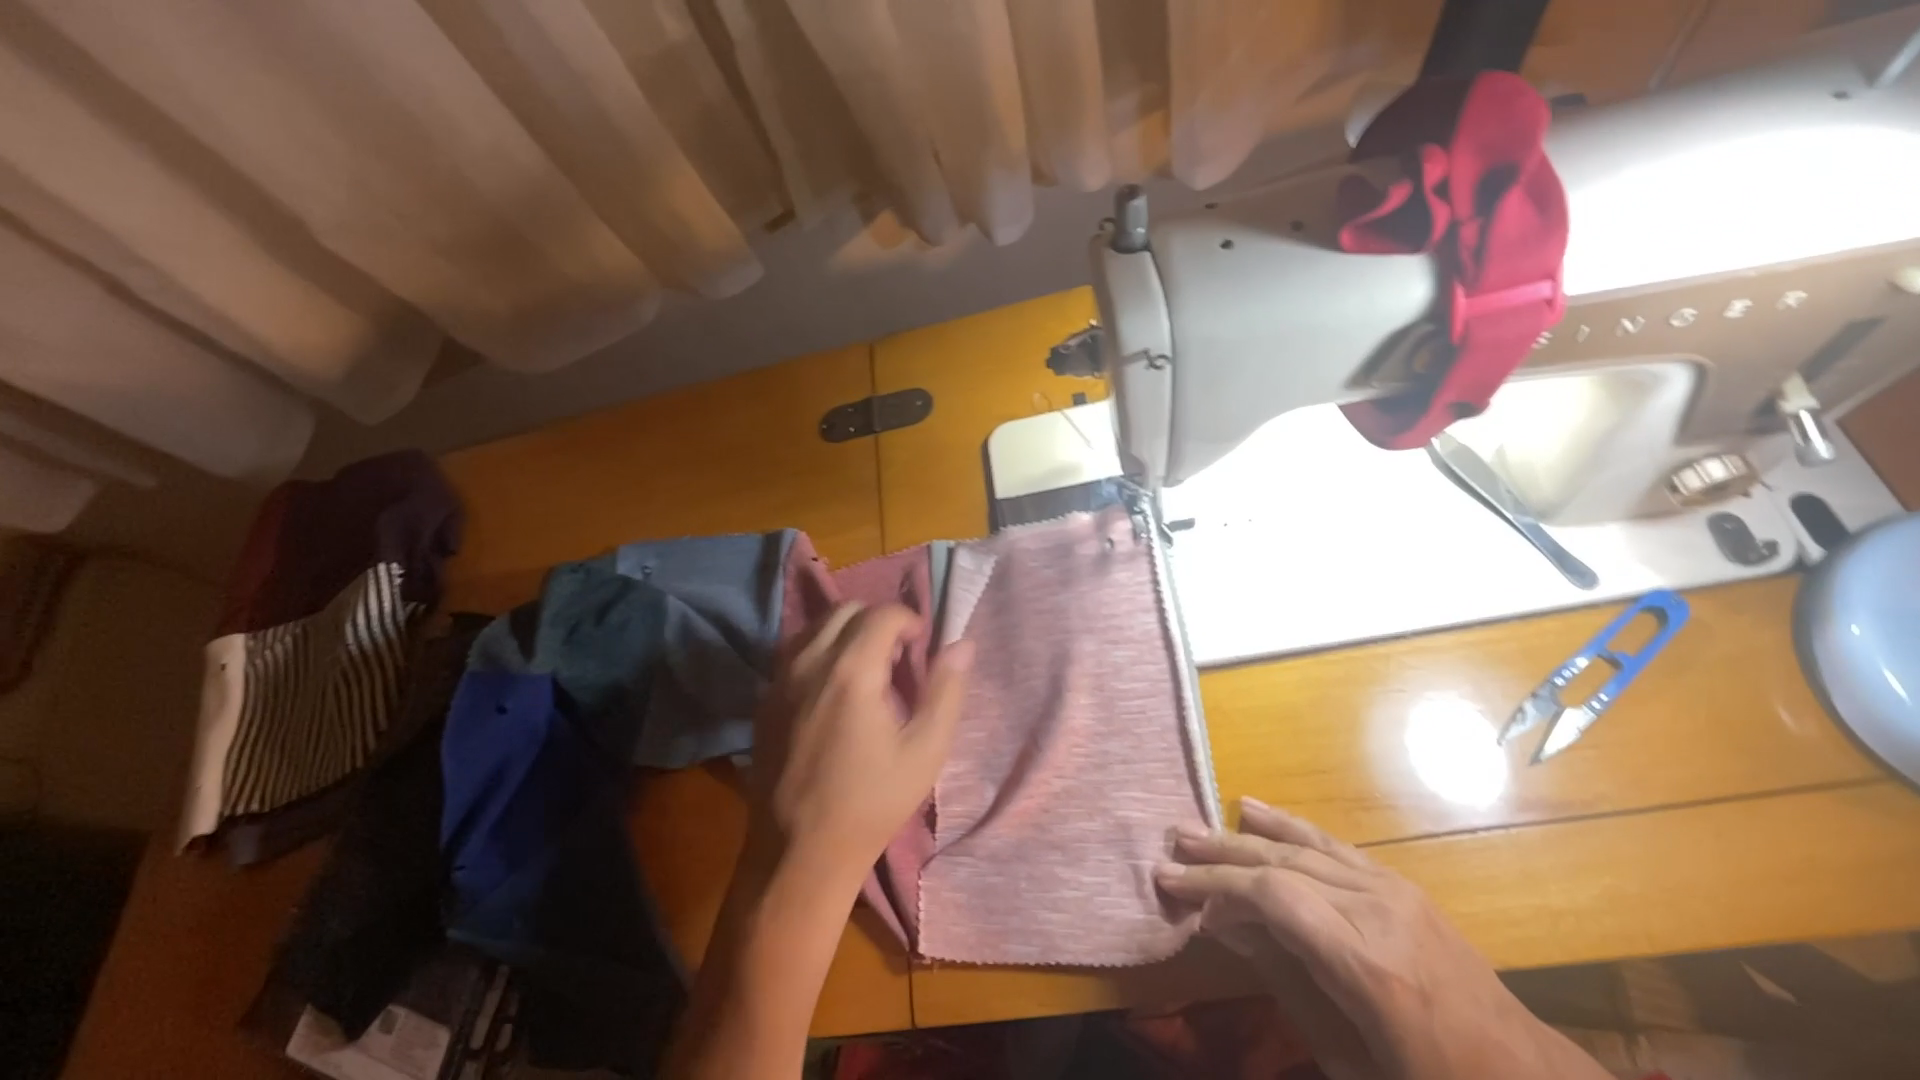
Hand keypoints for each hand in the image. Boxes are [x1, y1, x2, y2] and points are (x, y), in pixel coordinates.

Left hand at [748, 602, 973, 890]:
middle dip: (877, 622)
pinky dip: (819, 652)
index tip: (922, 647)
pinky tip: (834, 690)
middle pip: (845, 610)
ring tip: (867, 671)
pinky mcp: (764, 700)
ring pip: (814, 627)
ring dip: (846, 633)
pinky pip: (793, 653)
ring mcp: (779, 681)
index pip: (882, 615)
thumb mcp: (925, 752)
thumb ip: (946, 690)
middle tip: (897, 659)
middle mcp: (808, 663)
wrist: (799, 851)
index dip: (909, 621)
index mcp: (851, 671)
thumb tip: (961, 643)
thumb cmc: (871, 804)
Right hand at [1156, 798, 1610, 1079]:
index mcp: (1365, 962)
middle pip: (1284, 863)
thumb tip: (1228, 925)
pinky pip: (1336, 847)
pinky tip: (1262, 814)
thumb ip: (1285, 980)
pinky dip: (1292, 827)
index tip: (1174, 890)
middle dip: (1222, 854)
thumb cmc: (1426, 1079)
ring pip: (1307, 844)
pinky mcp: (1405, 888)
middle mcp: (1379, 912)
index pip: (1272, 896)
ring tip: (1203, 824)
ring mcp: (1396, 893)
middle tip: (1171, 844)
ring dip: (1249, 833)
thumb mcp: (1346, 1054)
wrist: (1520, 1076)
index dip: (1217, 888)